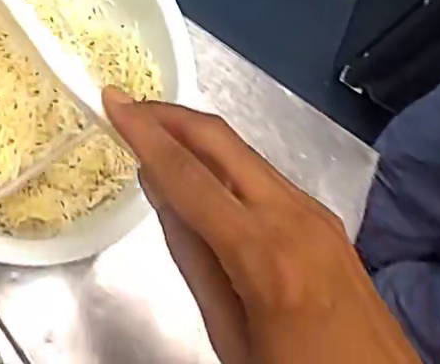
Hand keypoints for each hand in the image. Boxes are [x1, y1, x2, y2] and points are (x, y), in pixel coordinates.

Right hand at [106, 90, 421, 363]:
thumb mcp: (231, 341)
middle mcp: (293, 214)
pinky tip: (201, 173)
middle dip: (170, 116)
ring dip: (195, 135)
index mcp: (264, 255)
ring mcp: (314, 210)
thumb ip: (193, 259)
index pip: (189, 175)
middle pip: (220, 140)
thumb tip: (161, 189)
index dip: (145, 133)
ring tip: (155, 134)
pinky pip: (262, 174)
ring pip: (241, 151)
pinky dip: (223, 161)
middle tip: (129, 107)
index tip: (114, 100)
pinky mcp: (324, 214)